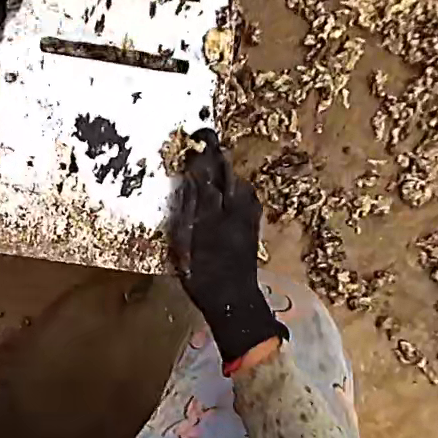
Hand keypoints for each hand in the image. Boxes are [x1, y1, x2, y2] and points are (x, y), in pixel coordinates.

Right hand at [168, 129, 287, 369]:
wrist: (233, 300)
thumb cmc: (202, 274)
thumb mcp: (185, 241)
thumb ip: (189, 207)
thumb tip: (191, 176)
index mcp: (217, 211)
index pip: (209, 174)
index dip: (202, 155)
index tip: (195, 137)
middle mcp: (237, 209)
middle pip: (227, 175)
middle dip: (216, 158)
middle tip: (204, 143)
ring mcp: (248, 218)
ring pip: (238, 185)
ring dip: (226, 172)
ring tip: (212, 163)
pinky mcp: (252, 226)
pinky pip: (244, 196)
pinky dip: (234, 187)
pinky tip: (226, 189)